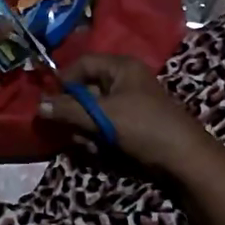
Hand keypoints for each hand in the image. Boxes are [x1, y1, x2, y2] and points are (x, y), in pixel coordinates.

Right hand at [36, 54, 211, 171]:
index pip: (83, 63)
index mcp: (121, 68)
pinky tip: (100, 151)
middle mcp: (125, 81)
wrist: (185, 160)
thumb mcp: (103, 116)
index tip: (50, 100)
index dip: (65, 80)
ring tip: (90, 144)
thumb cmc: (144, 127)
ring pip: (93, 111)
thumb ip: (69, 110)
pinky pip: (105, 125)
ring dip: (86, 129)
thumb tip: (39, 106)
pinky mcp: (132, 125)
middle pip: (86, 89)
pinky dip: (99, 138)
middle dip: (76, 112)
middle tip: (70, 129)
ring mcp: (129, 103)